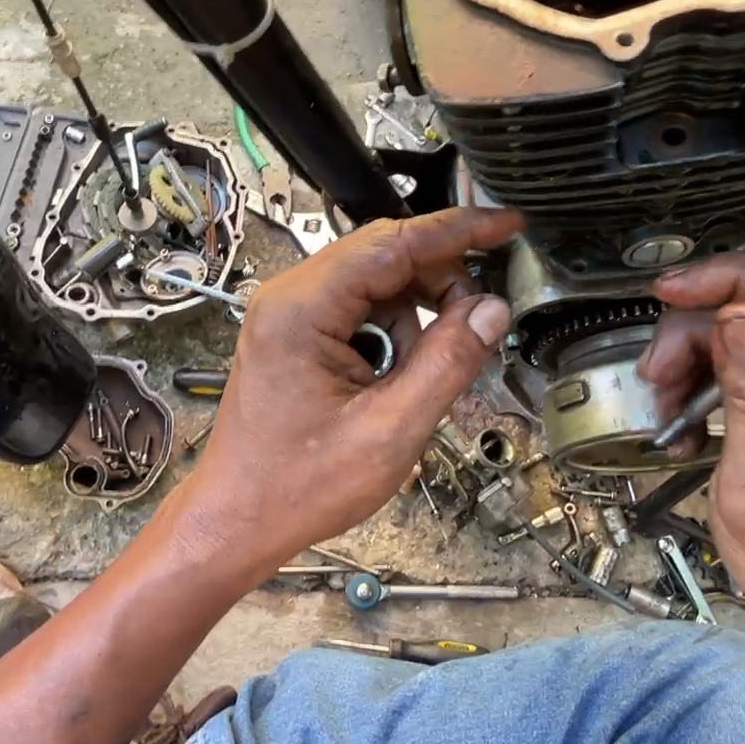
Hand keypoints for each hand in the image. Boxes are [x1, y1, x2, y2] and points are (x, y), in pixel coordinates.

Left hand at [175, 208, 522, 568]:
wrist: (238, 518)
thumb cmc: (297, 487)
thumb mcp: (390, 431)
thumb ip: (447, 363)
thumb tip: (492, 310)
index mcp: (301, 309)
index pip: (393, 242)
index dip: (458, 230)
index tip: (506, 224)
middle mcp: (289, 297)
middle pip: (385, 255)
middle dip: (438, 284)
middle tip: (476, 322)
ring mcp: (289, 313)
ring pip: (376, 284)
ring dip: (413, 318)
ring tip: (413, 378)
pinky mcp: (295, 332)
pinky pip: (359, 310)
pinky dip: (391, 334)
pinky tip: (392, 378)